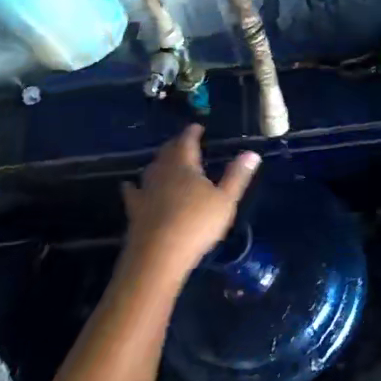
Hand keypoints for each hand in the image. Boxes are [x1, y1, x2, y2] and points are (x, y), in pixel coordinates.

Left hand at [120, 125, 260, 274]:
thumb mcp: (225, 200)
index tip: (197, 127)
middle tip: (182, 141)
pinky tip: (129, 186)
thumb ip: (237, 176)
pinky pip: (133, 191)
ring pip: (151, 169)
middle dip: (176, 144)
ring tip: (165, 160)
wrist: (158, 253)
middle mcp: (161, 171)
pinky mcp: (134, 208)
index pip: (187, 141)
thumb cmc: (197, 224)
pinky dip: (133, 186)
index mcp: (184, 165)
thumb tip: (251, 153)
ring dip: (159, 162)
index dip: (192, 132)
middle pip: (167, 152)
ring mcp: (145, 189)